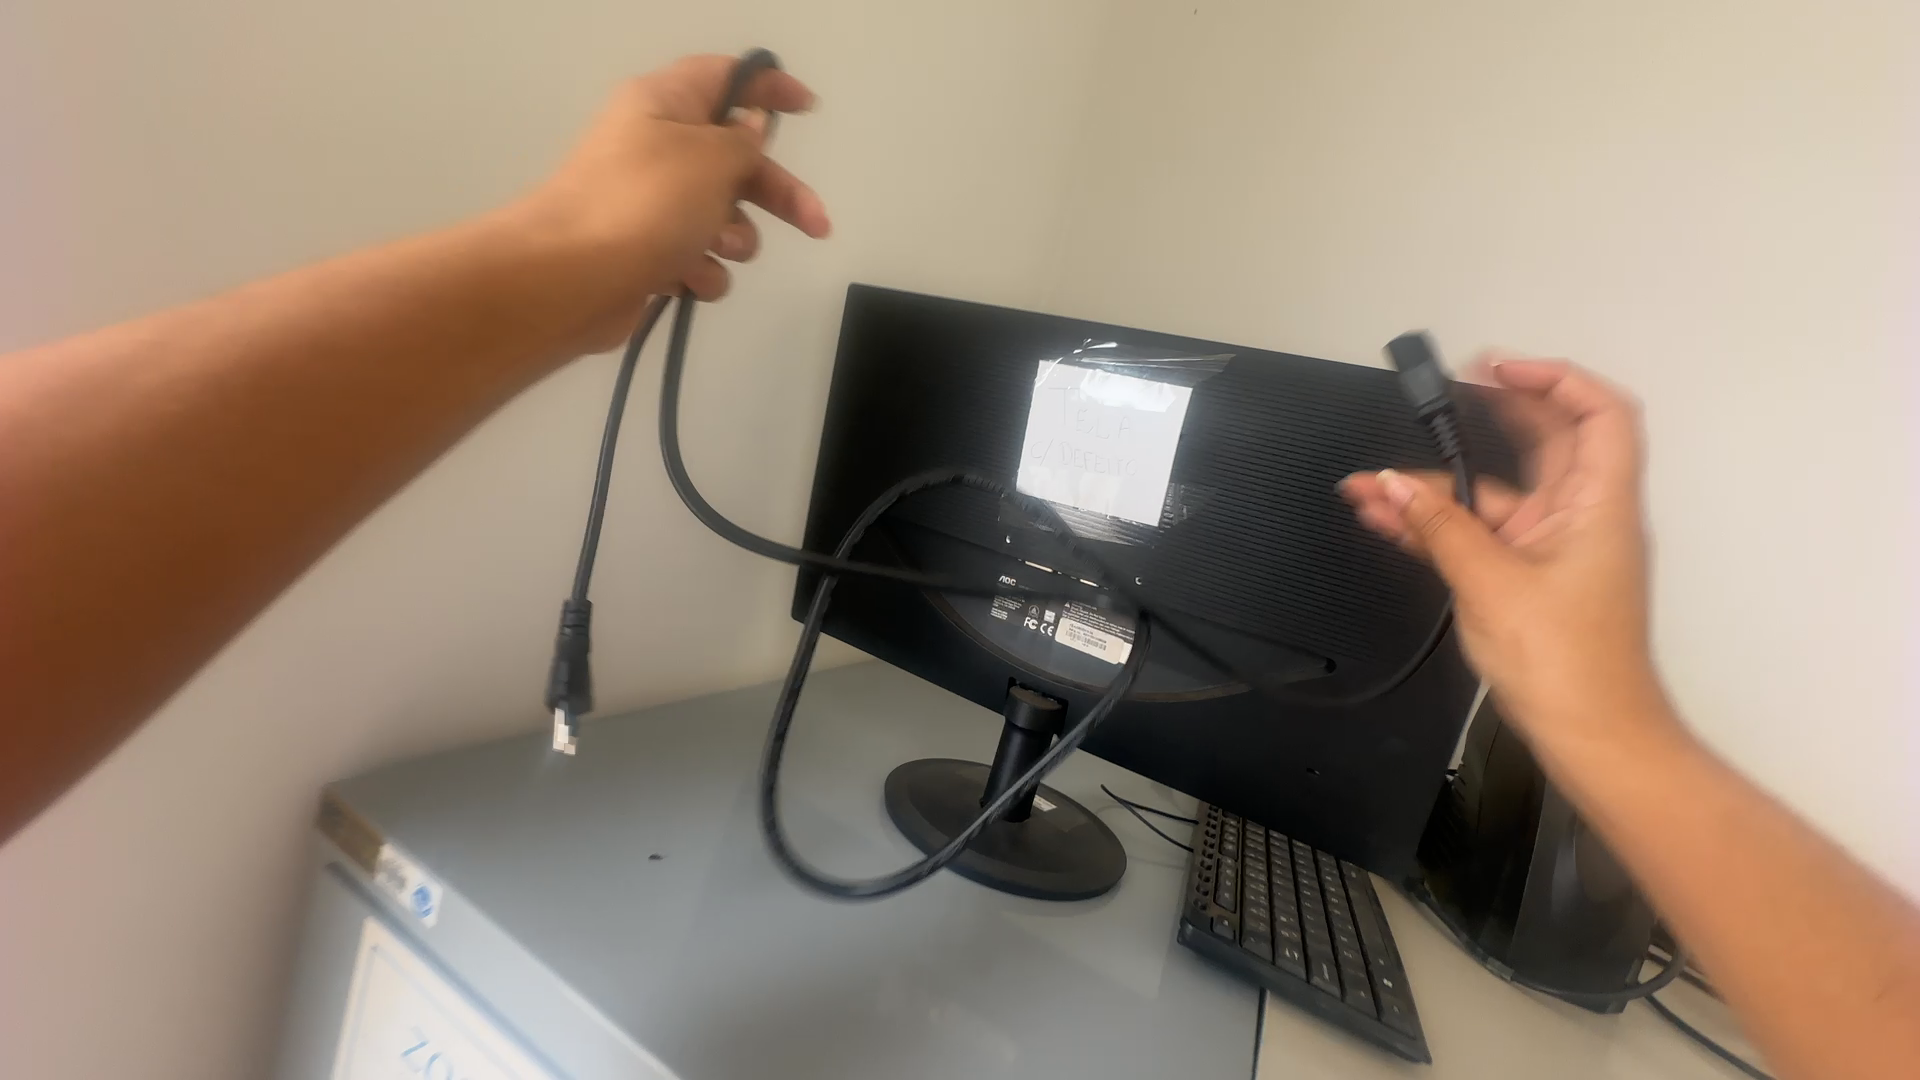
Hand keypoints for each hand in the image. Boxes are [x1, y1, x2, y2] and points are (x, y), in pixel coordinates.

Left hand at [501, 55, 831, 352]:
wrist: (575, 277)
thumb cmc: (645, 203)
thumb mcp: (709, 157)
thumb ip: (743, 141)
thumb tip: (751, 127)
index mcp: (665, 105)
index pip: (725, 79)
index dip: (769, 88)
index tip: (808, 108)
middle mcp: (659, 149)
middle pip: (738, 162)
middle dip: (779, 196)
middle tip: (817, 225)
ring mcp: (654, 205)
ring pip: (725, 219)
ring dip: (735, 239)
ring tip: (716, 248)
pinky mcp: (651, 253)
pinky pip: (701, 259)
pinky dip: (702, 271)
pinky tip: (686, 279)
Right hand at [1339, 358, 1671, 749]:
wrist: (1583, 729)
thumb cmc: (1565, 662)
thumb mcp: (1489, 581)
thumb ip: (1438, 526)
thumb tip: (1394, 485)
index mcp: (1597, 507)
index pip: (1597, 416)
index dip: (1551, 380)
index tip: (1494, 368)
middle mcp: (1576, 516)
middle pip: (1538, 444)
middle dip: (1483, 418)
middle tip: (1436, 398)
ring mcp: (1542, 544)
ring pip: (1485, 493)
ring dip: (1430, 486)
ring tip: (1369, 483)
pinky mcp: (1513, 570)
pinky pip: (1466, 530)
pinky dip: (1427, 522)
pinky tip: (1383, 517)